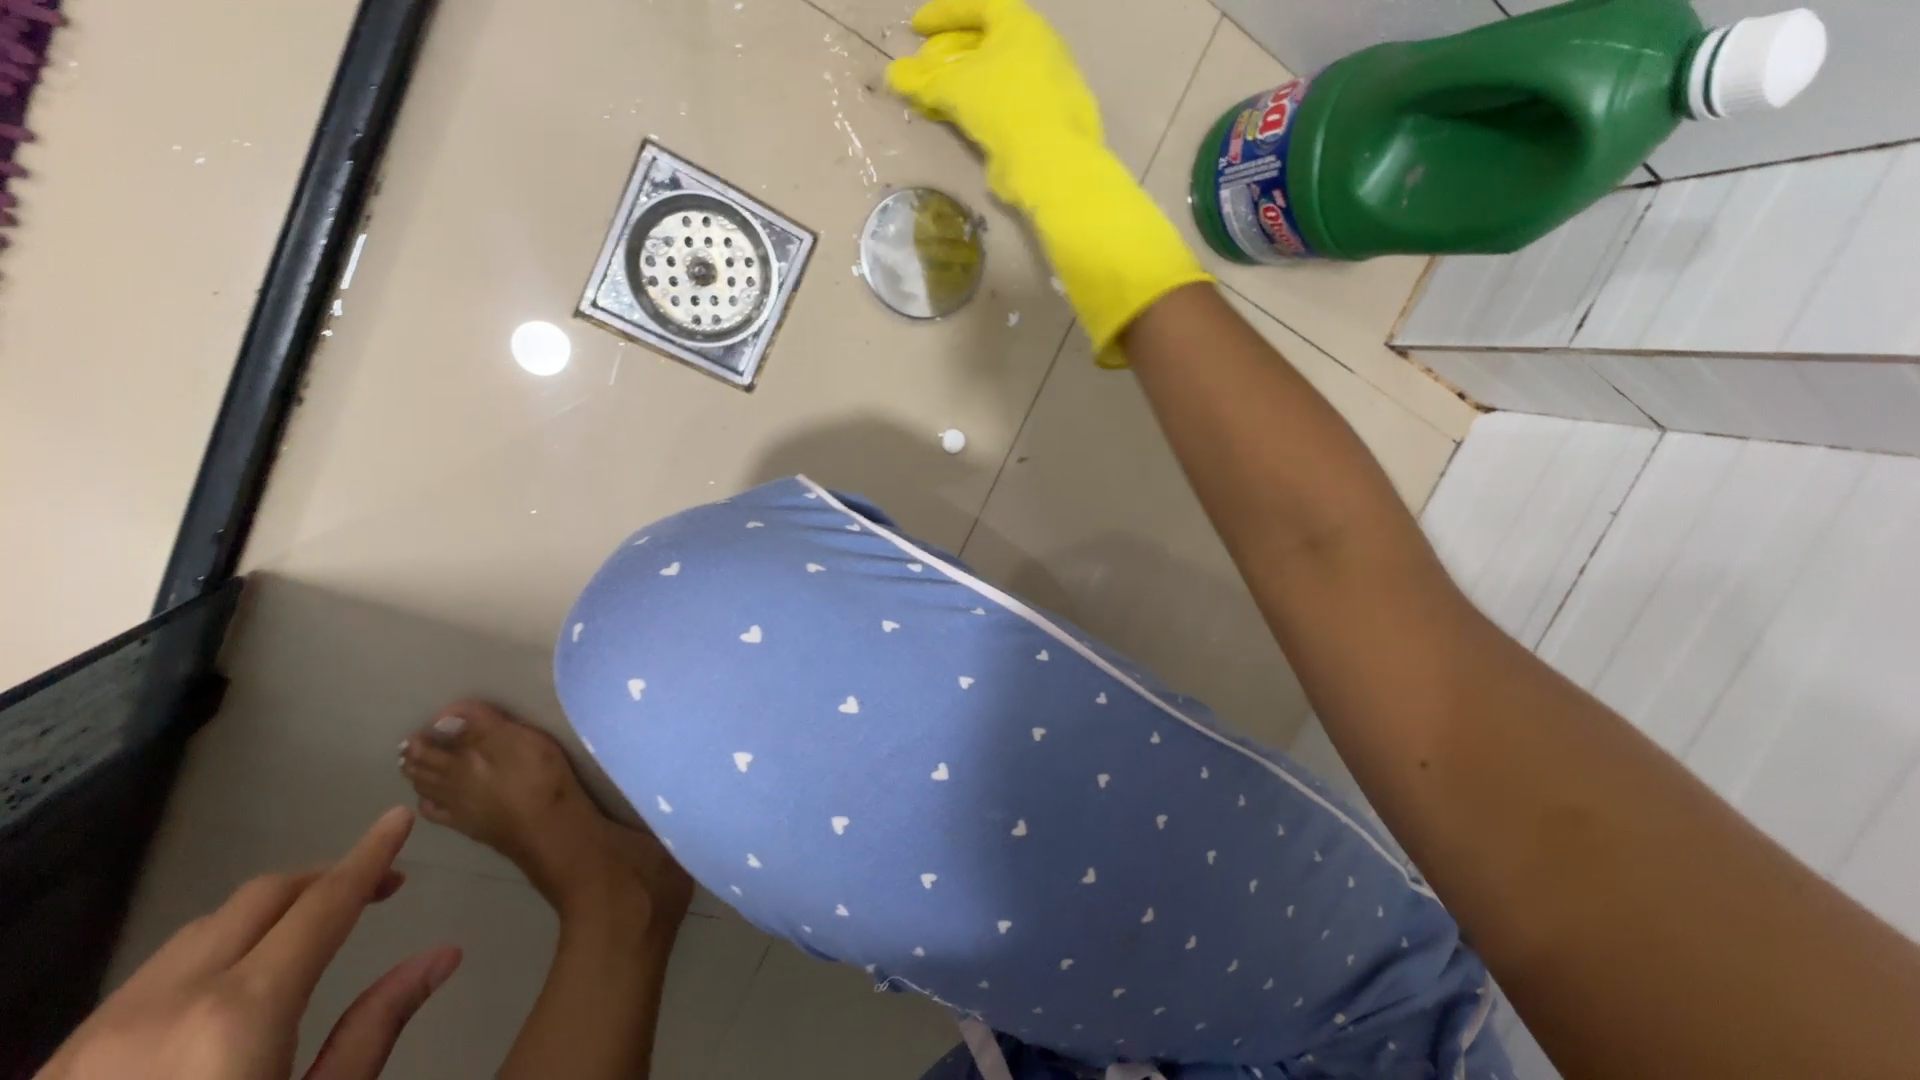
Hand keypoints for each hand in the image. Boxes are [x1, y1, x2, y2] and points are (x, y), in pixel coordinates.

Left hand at [37, 807, 459, 1079]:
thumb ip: (375, 1028)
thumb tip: (442, 957)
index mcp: (243, 1012)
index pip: (324, 904)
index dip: (369, 857)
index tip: (399, 819)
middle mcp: (171, 998)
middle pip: (262, 897)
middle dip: (324, 876)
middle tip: (376, 886)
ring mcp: (108, 1024)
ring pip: (205, 927)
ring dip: (269, 911)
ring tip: (311, 932)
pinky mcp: (67, 1054)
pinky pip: (158, 971)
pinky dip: (215, 950)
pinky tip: (235, 985)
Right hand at [887, 0, 1210, 364]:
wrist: (1051, 162)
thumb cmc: (1004, 106)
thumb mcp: (954, 88)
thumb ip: (922, 80)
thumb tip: (893, 76)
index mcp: (1022, 26)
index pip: (979, 6)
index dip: (944, 14)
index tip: (915, 28)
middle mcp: (1041, 49)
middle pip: (987, 43)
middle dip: (948, 54)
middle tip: (921, 69)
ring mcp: (1050, 87)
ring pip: (995, 77)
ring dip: (961, 85)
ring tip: (932, 101)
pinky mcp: (1049, 122)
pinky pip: (1005, 104)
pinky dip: (979, 107)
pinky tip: (959, 123)